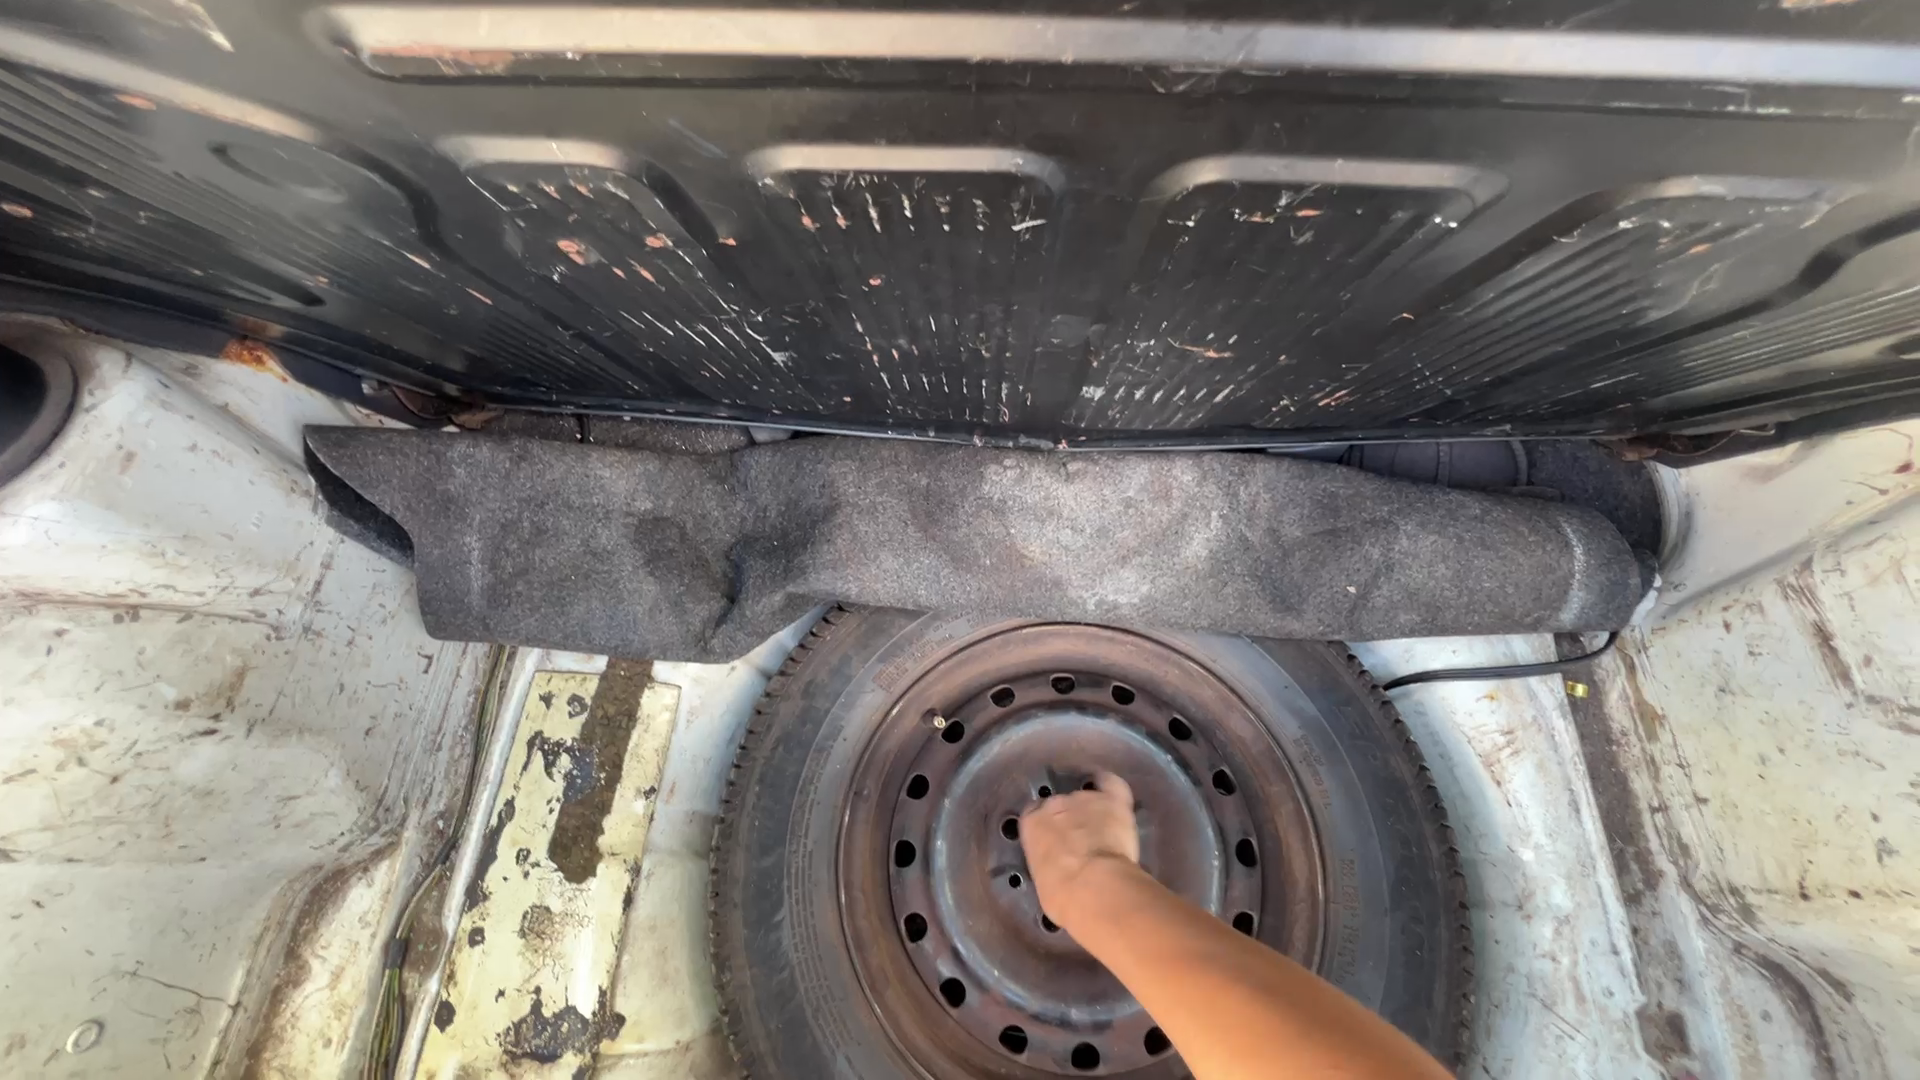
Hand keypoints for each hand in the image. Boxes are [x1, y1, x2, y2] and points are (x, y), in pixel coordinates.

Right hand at [1017, 771, 1139, 929]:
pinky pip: (1111, 784)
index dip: (1048, 826)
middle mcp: (1055, 803)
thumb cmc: (1062, 896)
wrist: (1094, 886)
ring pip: (1088, 799)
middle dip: (1071, 820)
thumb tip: (1058, 866)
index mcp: (1032, 823)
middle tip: (1082, 842)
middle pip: (1062, 805)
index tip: (1056, 841)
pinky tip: (1114, 796)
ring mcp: (1084, 798)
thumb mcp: (1043, 880)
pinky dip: (1111, 787)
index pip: (1035, 815)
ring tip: (1105, 832)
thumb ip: (1047, 862)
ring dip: (1093, 813)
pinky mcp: (1112, 800)